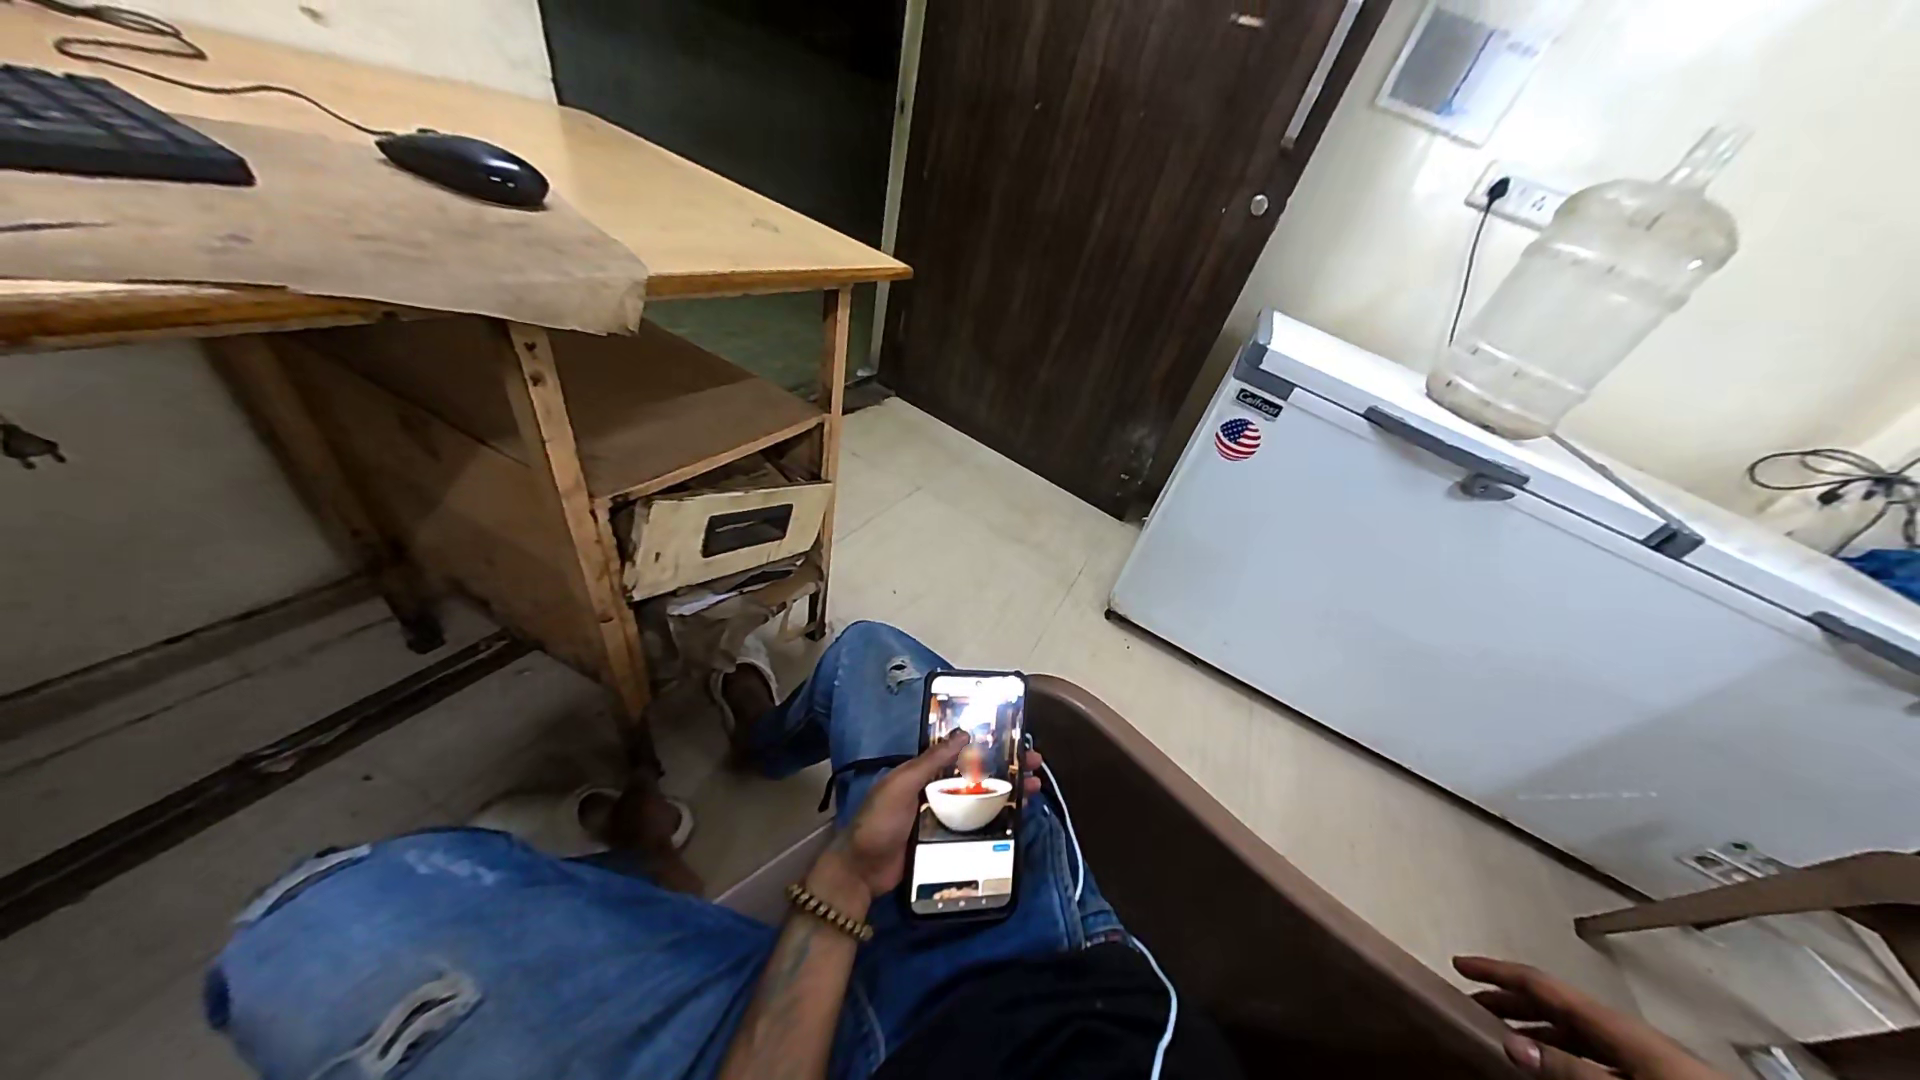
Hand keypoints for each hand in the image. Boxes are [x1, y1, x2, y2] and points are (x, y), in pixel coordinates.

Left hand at [812, 732, 1045, 903]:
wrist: (861, 871)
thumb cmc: (879, 821)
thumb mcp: (901, 784)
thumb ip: (930, 760)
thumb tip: (963, 733)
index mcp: (923, 771)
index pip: (961, 752)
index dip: (988, 745)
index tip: (1014, 741)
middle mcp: (936, 789)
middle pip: (977, 774)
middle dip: (1006, 768)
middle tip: (1035, 765)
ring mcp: (944, 816)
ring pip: (982, 799)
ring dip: (1007, 793)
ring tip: (1034, 789)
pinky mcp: (948, 841)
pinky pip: (976, 826)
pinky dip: (997, 820)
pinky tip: (1017, 818)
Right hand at [1455, 957, 1729, 1079]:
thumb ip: (1568, 1067)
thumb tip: (1508, 1040)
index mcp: (1611, 1023)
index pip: (1540, 983)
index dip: (1496, 971)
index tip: (1457, 963)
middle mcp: (1620, 1030)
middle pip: (1553, 1003)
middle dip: (1508, 999)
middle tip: (1469, 1003)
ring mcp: (1637, 1054)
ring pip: (1570, 1029)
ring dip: (1532, 1026)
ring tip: (1501, 1036)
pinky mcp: (1648, 1074)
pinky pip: (1589, 1051)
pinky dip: (1558, 1049)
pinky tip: (1549, 1065)